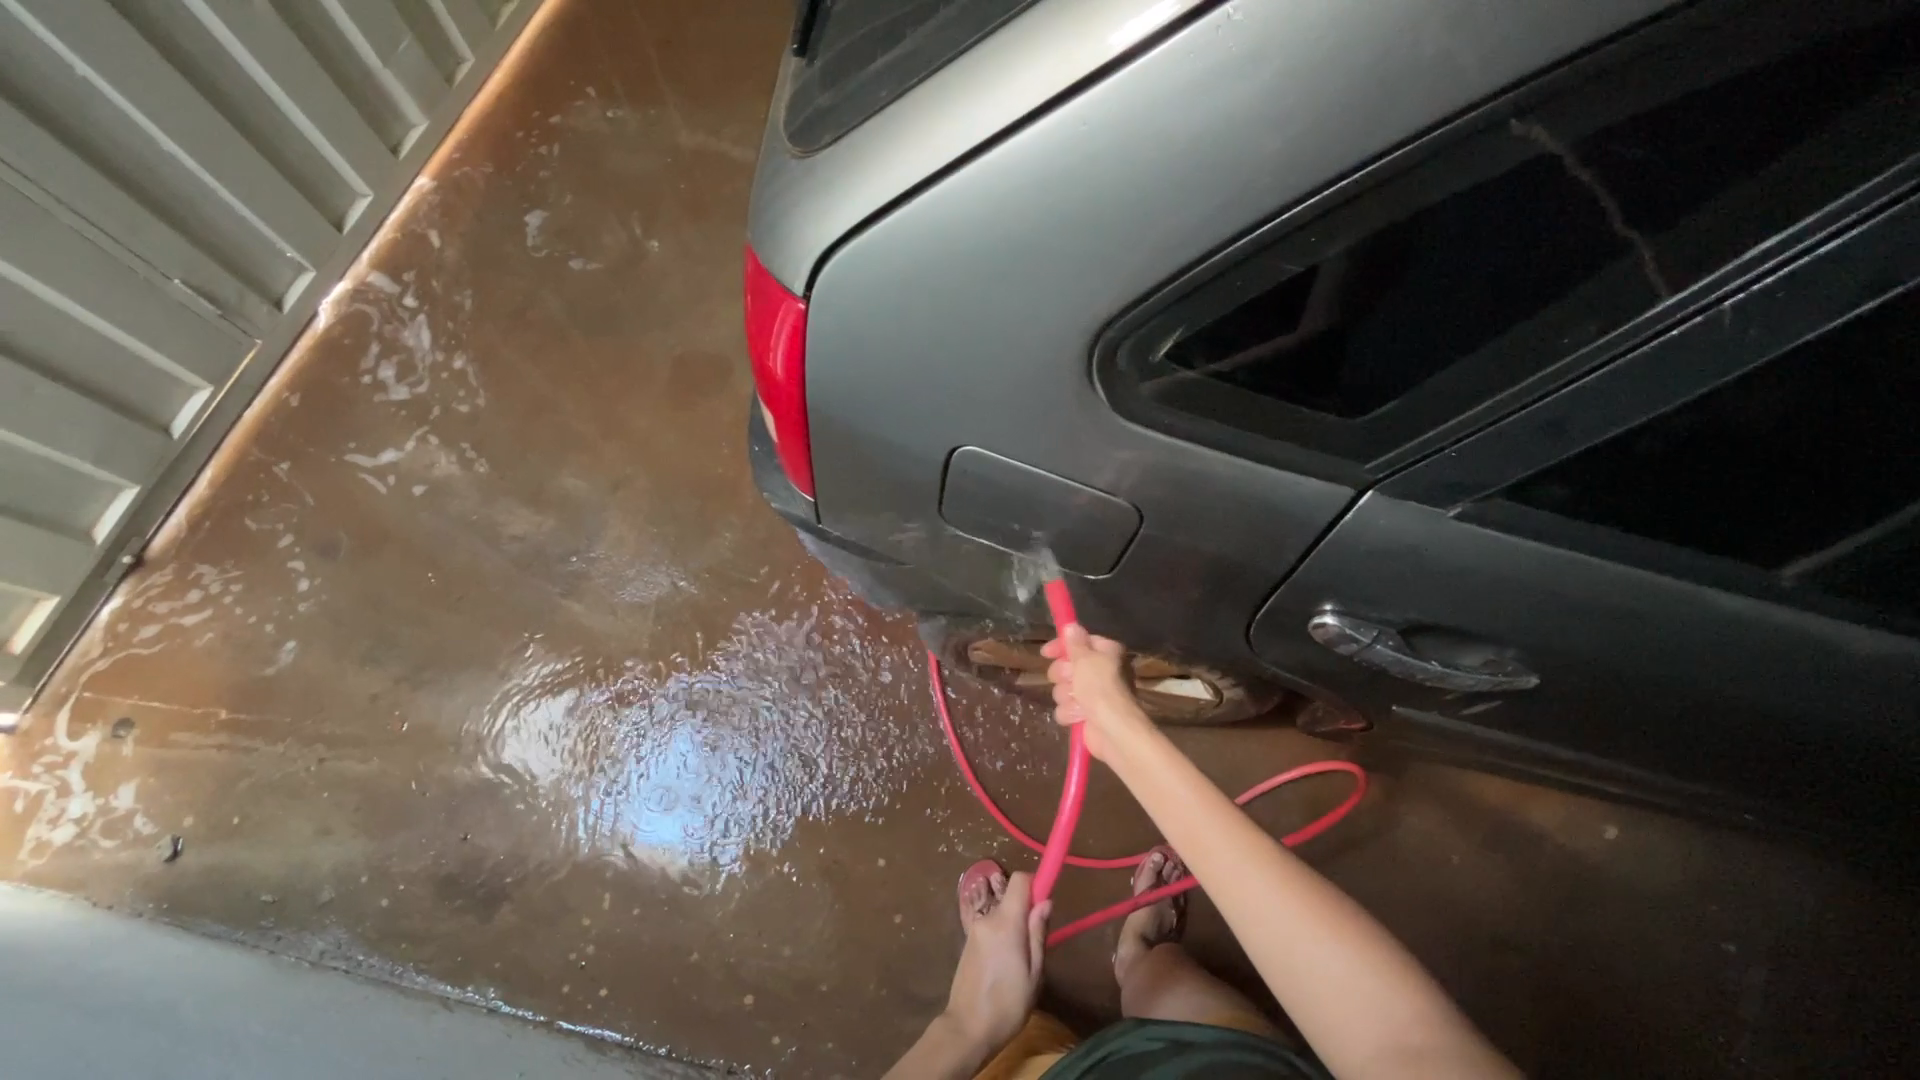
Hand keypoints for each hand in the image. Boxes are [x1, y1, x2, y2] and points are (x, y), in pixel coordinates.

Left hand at [943, 870, 1049, 1053]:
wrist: (966, 1028)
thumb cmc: (1007, 1005)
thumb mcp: (1034, 973)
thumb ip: (1038, 933)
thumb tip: (1046, 900)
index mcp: (1006, 922)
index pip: (1020, 880)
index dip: (1036, 885)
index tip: (1045, 905)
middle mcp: (987, 918)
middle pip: (1011, 897)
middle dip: (1027, 912)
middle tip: (1036, 946)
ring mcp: (974, 929)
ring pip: (1002, 914)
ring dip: (1014, 926)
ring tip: (1020, 962)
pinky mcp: (968, 941)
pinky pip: (991, 927)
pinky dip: (1002, 936)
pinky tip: (1004, 965)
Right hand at [1042, 624, 1153, 761]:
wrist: (1112, 728)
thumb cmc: (1101, 688)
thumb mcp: (1086, 660)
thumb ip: (1075, 643)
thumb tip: (1071, 626)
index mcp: (1106, 653)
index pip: (1079, 642)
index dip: (1061, 646)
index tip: (1046, 652)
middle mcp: (1100, 672)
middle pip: (1067, 666)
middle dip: (1063, 675)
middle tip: (1070, 679)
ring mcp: (1092, 695)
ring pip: (1063, 689)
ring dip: (1066, 696)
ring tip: (1078, 702)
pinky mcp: (1084, 715)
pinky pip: (1065, 708)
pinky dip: (1070, 712)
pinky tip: (1079, 716)